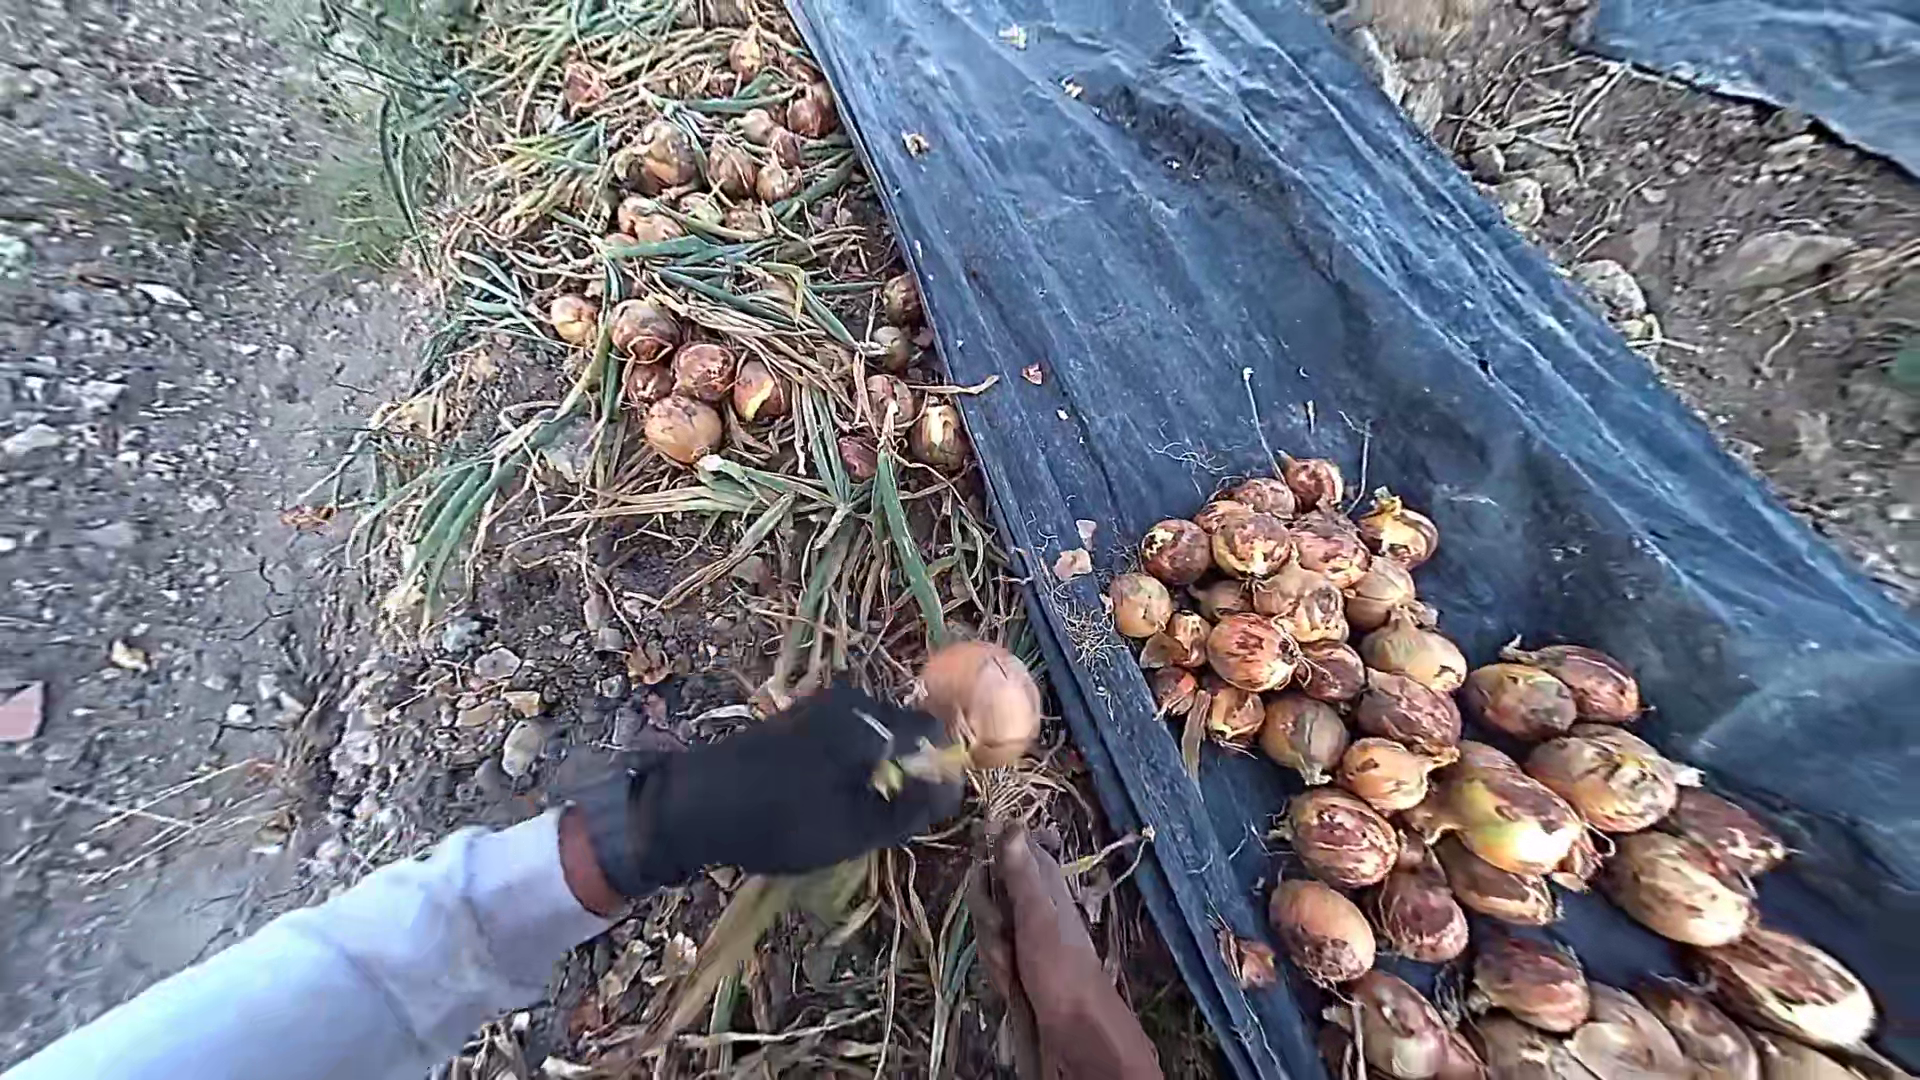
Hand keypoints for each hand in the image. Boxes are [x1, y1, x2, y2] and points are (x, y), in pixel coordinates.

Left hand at [573, 685, 962, 898]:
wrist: (695, 803)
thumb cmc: (779, 820)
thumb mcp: (855, 828)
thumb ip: (912, 806)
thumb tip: (955, 786)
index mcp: (868, 719)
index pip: (931, 731)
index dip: (938, 768)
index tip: (925, 804)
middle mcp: (852, 698)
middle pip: (905, 729)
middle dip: (908, 768)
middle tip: (888, 813)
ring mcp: (826, 701)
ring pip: (878, 731)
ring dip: (880, 765)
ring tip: (857, 806)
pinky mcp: (806, 711)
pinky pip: (852, 730)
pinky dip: (856, 758)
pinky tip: (831, 789)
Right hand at [972, 824, 1162, 1079]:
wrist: (1076, 1032)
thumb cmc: (1061, 969)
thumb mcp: (1037, 915)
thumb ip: (1020, 871)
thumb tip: (1009, 822)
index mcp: (1041, 875)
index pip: (1002, 847)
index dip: (988, 864)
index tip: (987, 883)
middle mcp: (1031, 895)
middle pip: (987, 887)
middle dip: (987, 917)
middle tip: (1004, 938)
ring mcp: (1023, 926)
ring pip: (985, 920)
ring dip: (992, 948)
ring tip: (1011, 969)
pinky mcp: (1017, 954)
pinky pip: (990, 948)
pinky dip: (995, 967)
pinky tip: (1009, 983)